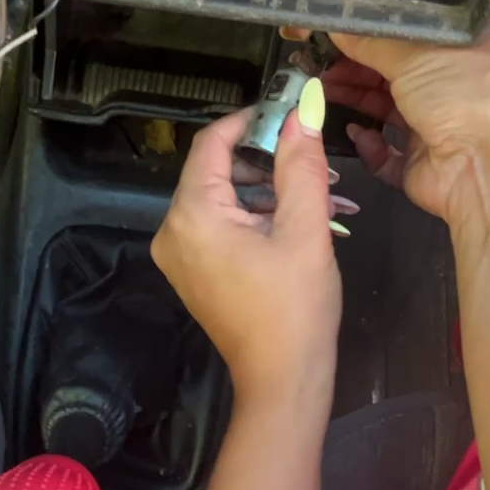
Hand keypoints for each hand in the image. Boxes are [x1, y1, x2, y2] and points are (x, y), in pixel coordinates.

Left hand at [151, 96, 341, 409]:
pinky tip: (293, 221)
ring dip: (264, 191)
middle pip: (214, 171)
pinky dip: (251, 217)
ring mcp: (178, 256)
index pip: (211, 143)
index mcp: (191, 216)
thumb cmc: (295, 307)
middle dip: (265, 160)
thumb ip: (300, 165)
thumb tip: (301, 110)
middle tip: (312, 162)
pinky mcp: (191, 274)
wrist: (282, 379)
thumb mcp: (304, 230)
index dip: (250, 120)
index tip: (287, 112)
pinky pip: (216, 228)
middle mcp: (172, 232)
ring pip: (219, 200)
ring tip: (316, 196)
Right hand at [323, 32, 489, 226]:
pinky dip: (369, 146)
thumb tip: (336, 23)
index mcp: (464, 52)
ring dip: (355, 102)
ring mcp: (437, 130)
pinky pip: (385, 156)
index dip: (375, 36)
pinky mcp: (420, 167)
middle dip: (356, 70)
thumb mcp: (418, 54)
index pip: (414, 38)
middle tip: (318, 66)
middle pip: (394, 76)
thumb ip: (373, 41)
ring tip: (321, 94)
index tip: (337, 34)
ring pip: (386, 113)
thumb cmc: (466, 93)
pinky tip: (355, 134)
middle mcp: (452, 89)